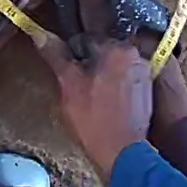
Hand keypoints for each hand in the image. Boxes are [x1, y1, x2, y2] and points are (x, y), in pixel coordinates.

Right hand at [36, 37, 152, 171]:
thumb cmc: (94, 118)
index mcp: (117, 48)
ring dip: (100, 79)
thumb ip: (55, 55)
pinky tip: (104, 107)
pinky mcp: (147, 93)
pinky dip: (113, 90)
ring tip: (91, 101)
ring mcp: (144, 75)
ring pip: (112, 69)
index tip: (67, 75)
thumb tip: (39, 34)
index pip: (84, 40)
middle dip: (87, 68)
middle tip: (77, 90)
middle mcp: (136, 57)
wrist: (122, 153)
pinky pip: (123, 83)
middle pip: (100, 54)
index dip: (70, 58)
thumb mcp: (68, 83)